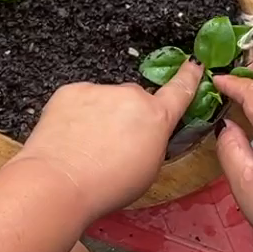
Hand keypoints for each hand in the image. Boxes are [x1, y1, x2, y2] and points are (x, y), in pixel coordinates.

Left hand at [8, 61, 201, 219]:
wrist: (60, 181)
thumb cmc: (106, 186)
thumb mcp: (147, 171)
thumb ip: (152, 142)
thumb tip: (144, 135)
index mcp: (156, 118)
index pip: (180, 91)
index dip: (188, 77)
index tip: (192, 64)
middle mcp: (131, 97)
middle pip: (134, 100)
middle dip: (127, 116)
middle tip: (112, 144)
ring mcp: (100, 90)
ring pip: (104, 100)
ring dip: (99, 115)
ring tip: (85, 146)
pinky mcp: (71, 90)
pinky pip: (79, 100)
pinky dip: (75, 115)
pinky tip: (69, 137)